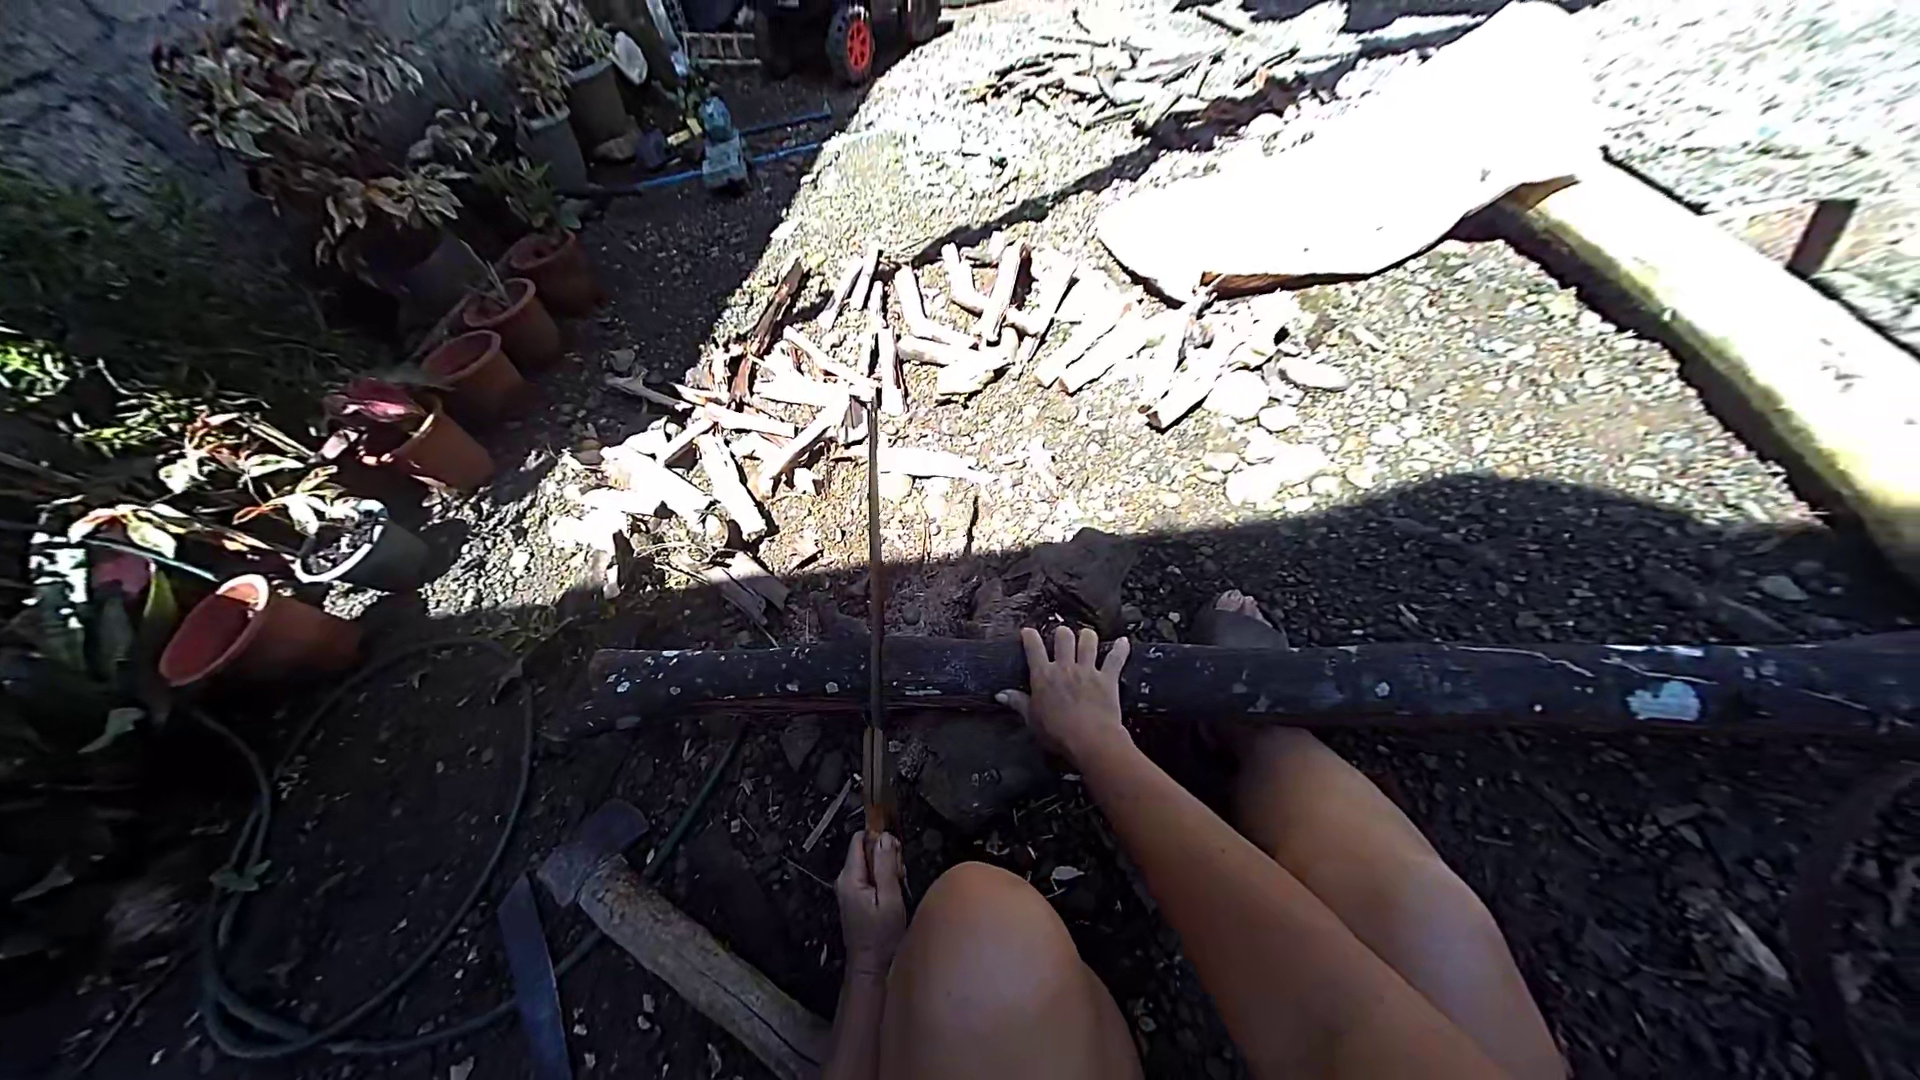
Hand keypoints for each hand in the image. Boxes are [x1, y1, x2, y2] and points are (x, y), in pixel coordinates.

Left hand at [836, 832, 906, 980]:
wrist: (871, 968)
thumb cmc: (881, 937)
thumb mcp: (889, 898)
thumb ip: (886, 865)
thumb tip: (885, 836)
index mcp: (850, 877)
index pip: (860, 839)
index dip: (879, 839)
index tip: (895, 854)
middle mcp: (845, 879)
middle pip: (866, 849)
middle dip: (886, 856)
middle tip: (898, 876)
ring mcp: (849, 888)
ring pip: (871, 862)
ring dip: (887, 869)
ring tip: (896, 889)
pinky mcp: (855, 896)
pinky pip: (870, 876)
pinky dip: (883, 880)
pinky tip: (891, 896)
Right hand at [997, 626, 1131, 765]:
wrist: (1089, 740)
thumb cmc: (1056, 733)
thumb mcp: (1031, 720)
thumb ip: (1018, 703)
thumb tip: (1000, 694)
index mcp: (1043, 675)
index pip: (1033, 648)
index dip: (1030, 636)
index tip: (1028, 631)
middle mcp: (1065, 667)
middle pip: (1063, 637)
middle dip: (1062, 633)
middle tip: (1062, 635)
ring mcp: (1087, 670)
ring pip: (1088, 641)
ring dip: (1087, 636)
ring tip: (1087, 635)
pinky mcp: (1107, 678)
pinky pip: (1115, 658)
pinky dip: (1121, 649)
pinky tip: (1124, 641)